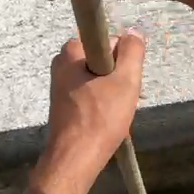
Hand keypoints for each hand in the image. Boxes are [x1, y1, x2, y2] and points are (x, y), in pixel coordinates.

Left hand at [40, 33, 146, 181]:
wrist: (75, 160)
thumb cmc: (100, 118)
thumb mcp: (125, 81)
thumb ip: (132, 52)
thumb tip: (134, 32)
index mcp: (70, 51)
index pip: (108, 41)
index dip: (123, 60)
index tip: (126, 81)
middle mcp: (61, 63)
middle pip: (103, 61)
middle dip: (118, 78)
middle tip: (124, 100)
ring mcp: (60, 85)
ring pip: (98, 79)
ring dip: (112, 93)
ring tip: (116, 114)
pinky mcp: (63, 104)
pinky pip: (89, 95)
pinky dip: (101, 105)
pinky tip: (107, 122)